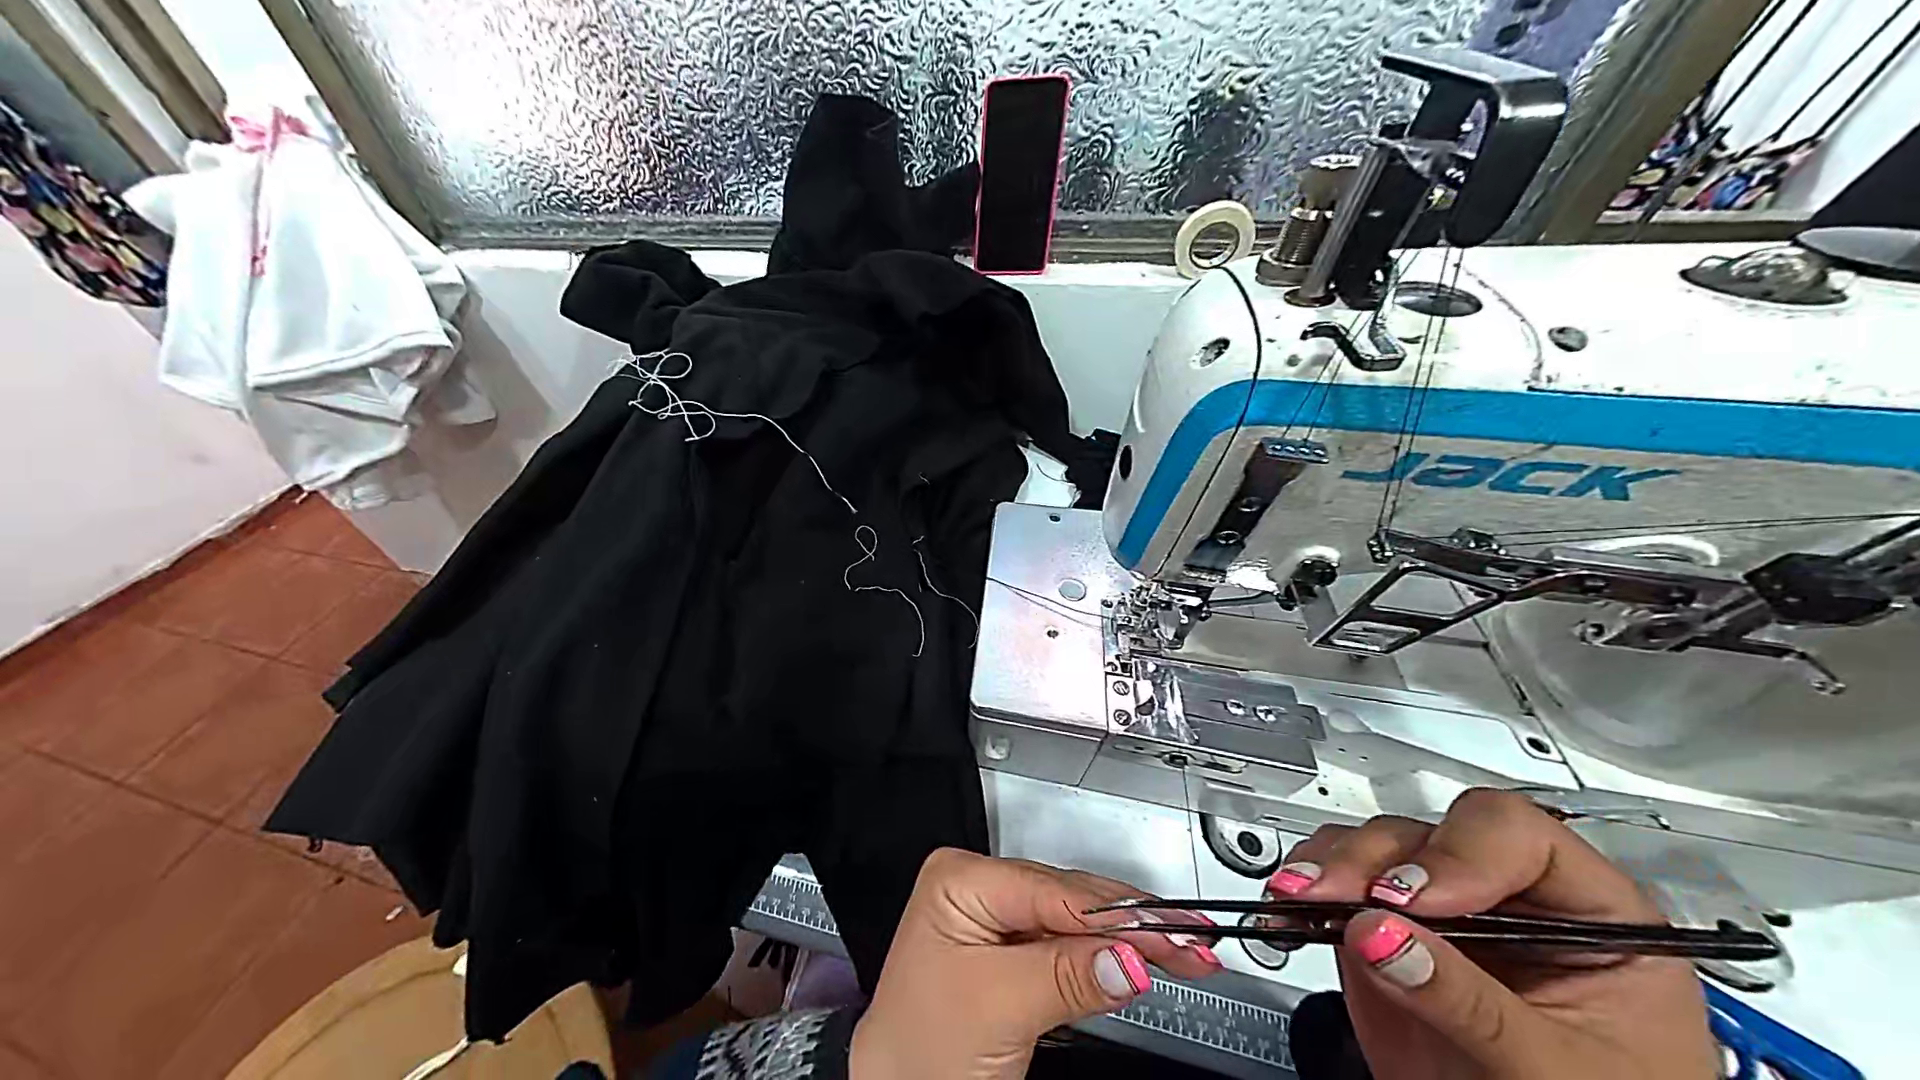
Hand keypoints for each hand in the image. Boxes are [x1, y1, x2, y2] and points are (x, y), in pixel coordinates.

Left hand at [850, 848, 1221, 1078]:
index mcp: (962, 878)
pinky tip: (1139, 956)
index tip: (1173, 935)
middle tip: (1191, 942)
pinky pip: (1069, 940)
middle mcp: (980, 884)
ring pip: (1076, 916)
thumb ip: (1066, 975)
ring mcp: (997, 912)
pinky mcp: (1013, 942)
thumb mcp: (997, 1006)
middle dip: (1133, 922)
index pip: (1056, 891)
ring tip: (1179, 949)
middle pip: (1071, 897)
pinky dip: (1108, 954)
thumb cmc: (920, 1049)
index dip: (1120, 916)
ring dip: (1128, 937)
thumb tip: (1131, 957)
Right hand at [1266, 789, 1716, 1079]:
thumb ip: (1471, 1004)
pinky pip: (1336, 876)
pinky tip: (1291, 906)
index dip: (1461, 854)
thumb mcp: (1555, 1071)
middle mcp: (1504, 897)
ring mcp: (1438, 909)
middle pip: (1429, 833)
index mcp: (1586, 916)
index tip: (1413, 900)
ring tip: (1299, 897)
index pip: (1517, 837)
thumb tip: (1381, 934)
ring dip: (1329, 866)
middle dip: (1373, 861)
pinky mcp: (1383, 926)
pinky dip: (1306, 888)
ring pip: (1374, 845)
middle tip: (1340, 895)